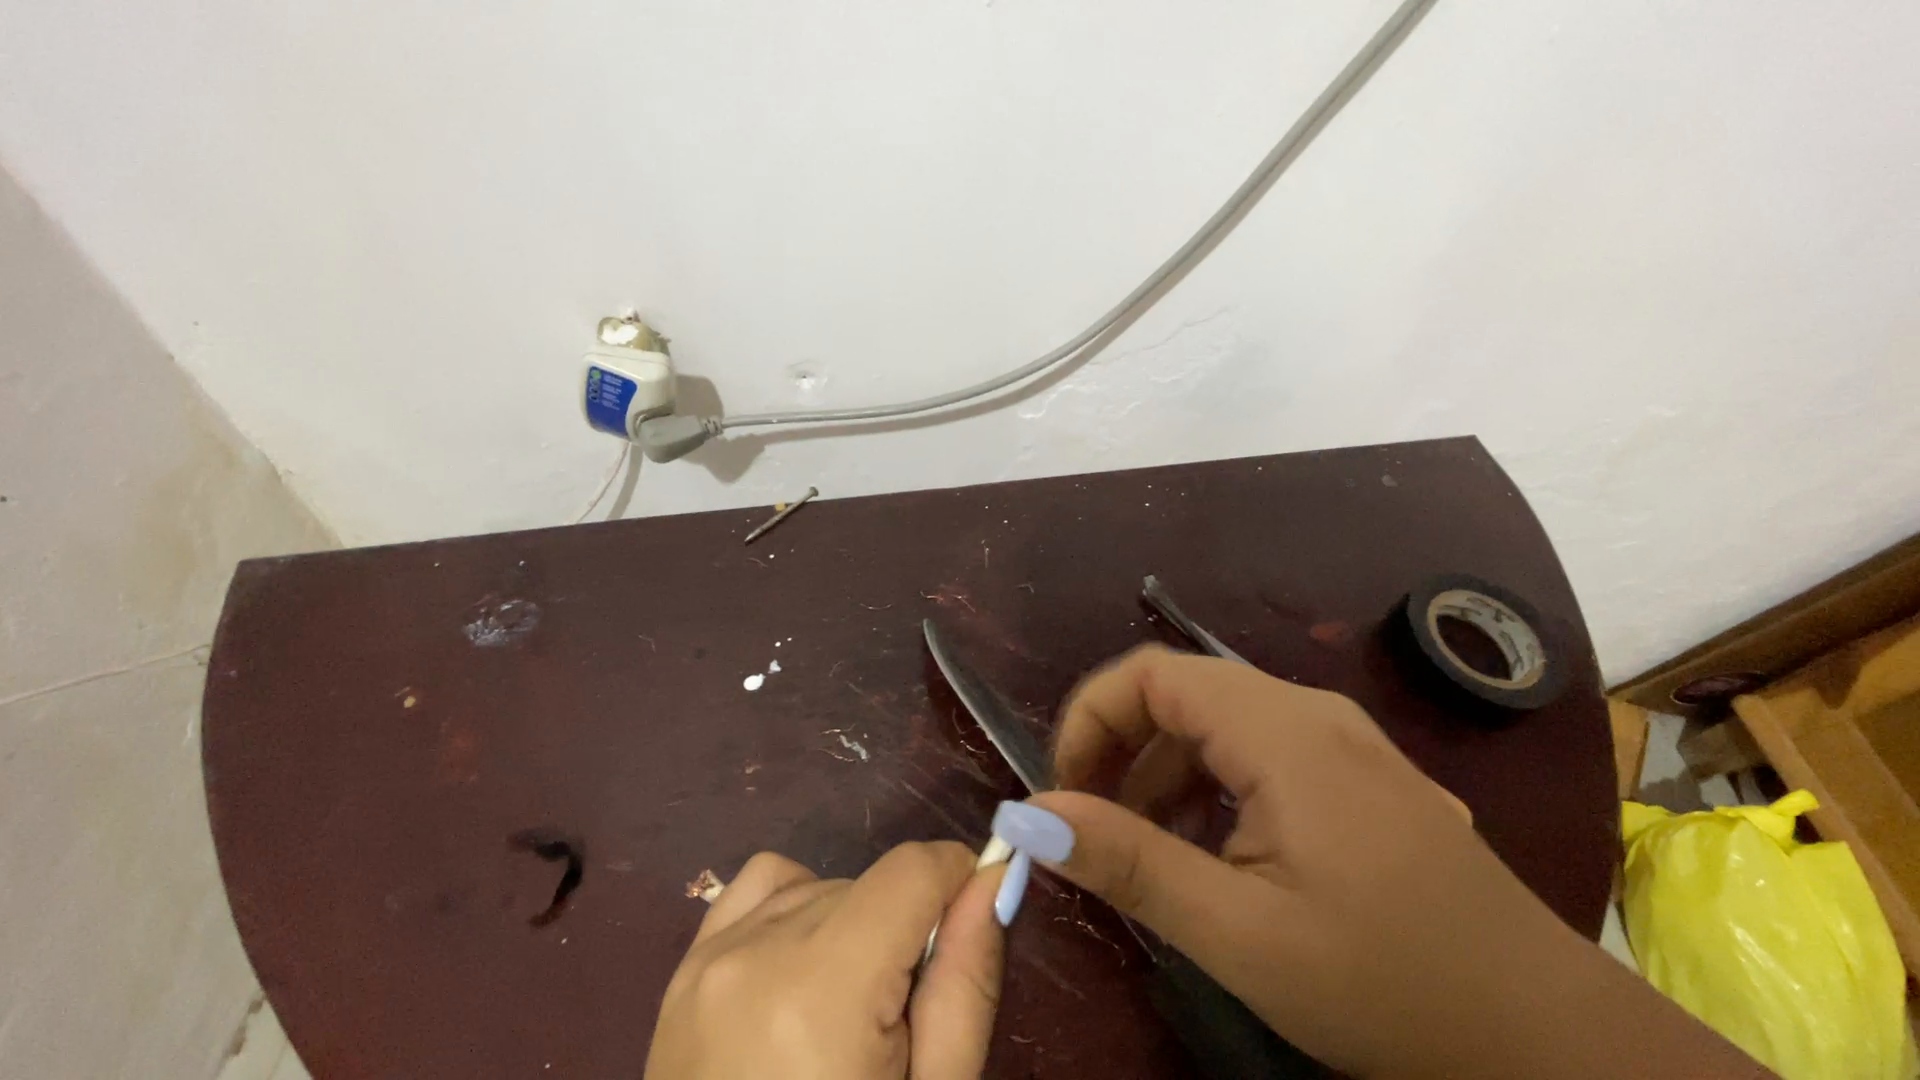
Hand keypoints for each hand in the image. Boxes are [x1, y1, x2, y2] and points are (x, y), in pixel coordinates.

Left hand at [645, 842, 1006, 1079]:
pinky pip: (764, 888)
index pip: (912, 868)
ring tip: (850, 1011)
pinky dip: (801, 906)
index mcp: (822, 990)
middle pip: (870, 884)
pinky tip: (805, 968)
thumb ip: (966, 984)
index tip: (968, 933)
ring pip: (823, 886)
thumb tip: (989, 880)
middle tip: (902, 1020)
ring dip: (857, 923)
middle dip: (908, 926)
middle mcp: (758, 952)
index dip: (958, 881)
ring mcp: (711, 956)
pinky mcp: (685, 969)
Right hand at [1029, 646, 1768, 1079]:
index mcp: (1282, 730)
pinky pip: (1263, 754)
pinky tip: (1218, 856)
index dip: (1090, 717)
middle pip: (1184, 693)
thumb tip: (1028, 816)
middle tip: (1091, 825)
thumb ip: (1128, 862)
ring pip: (1222, 725)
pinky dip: (1214, 788)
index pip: (1151, 674)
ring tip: (1147, 851)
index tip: (1062, 793)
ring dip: (1165, 775)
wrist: (1546, 1036)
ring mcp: (1345, 743)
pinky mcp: (1362, 777)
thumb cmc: (1385, 981)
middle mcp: (1313, 714)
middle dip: (1120, 749)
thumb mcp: (1238, 932)